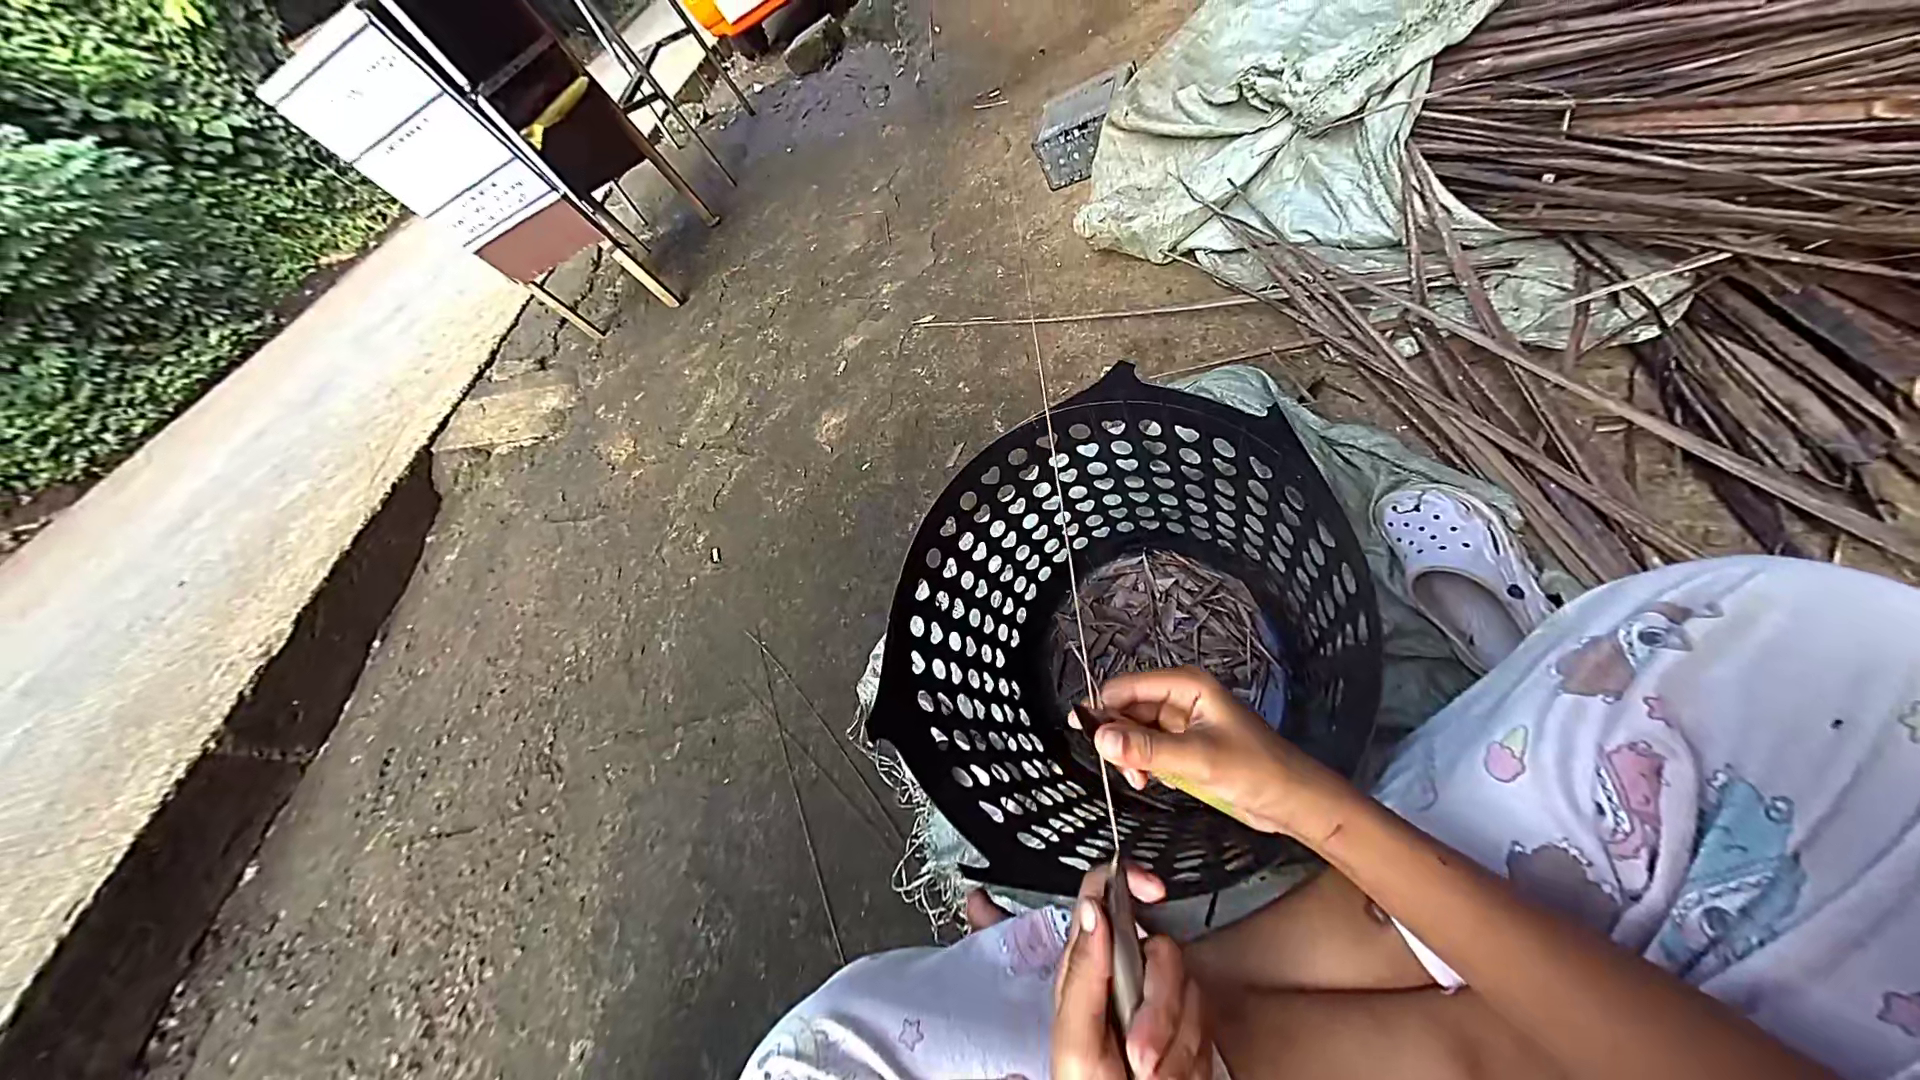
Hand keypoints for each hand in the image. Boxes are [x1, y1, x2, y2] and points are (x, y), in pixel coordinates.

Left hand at [1052, 864, 1212, 1079]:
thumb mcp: (1076, 1040)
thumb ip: (1083, 971)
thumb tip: (1092, 907)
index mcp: (1088, 963)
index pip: (1103, 894)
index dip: (1126, 878)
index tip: (1153, 889)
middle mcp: (1123, 971)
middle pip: (1161, 949)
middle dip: (1159, 1007)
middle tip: (1141, 1056)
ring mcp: (1157, 999)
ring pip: (1189, 990)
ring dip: (1173, 1044)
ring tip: (1150, 1078)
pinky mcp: (1186, 1028)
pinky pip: (1206, 1025)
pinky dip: (1190, 1059)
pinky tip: (1171, 1077)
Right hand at [1082, 667, 1356, 842]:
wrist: (1294, 802)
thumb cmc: (1255, 770)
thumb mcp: (1197, 759)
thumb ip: (1146, 748)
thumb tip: (1099, 738)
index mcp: (1184, 684)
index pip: (1126, 687)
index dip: (1103, 708)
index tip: (1086, 735)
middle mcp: (1178, 697)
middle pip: (1126, 708)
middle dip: (1117, 735)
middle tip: (1118, 765)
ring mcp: (1179, 722)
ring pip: (1133, 729)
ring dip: (1128, 752)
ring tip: (1137, 778)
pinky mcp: (1182, 745)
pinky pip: (1146, 747)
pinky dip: (1140, 762)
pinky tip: (1146, 779)